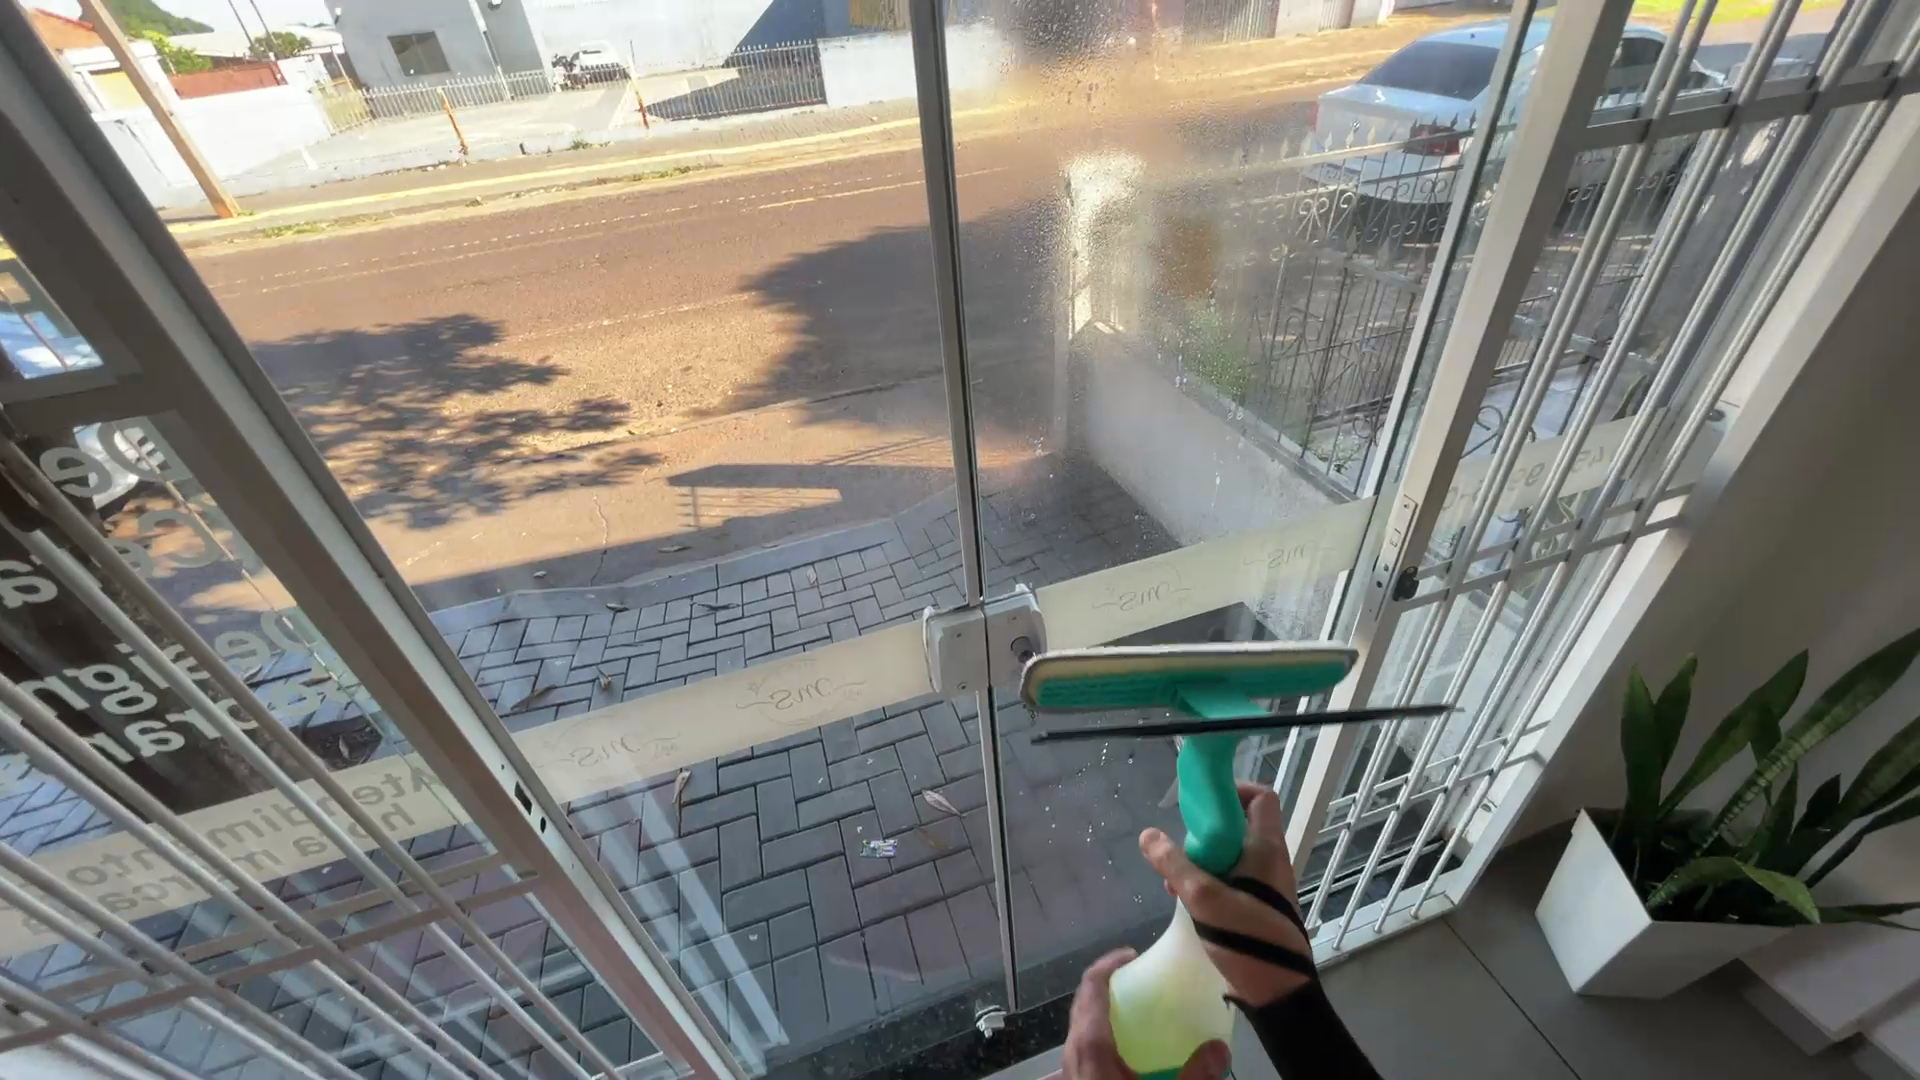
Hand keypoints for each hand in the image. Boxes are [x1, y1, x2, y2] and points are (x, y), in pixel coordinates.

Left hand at [1062, 948, 1230, 1079]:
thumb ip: (1197, 1075)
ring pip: (1079, 1030)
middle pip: (1082, 1005)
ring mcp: (1070, 1076)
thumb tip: (1219, 1046)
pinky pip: (1081, 1054)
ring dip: (1099, 1014)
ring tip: (1129, 1014)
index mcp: (1091, 1047)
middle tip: (1134, 980)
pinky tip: (1121, 1056)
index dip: (1109, 963)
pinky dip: (1097, 1040)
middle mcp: (1073, 1056)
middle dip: (1104, 986)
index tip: (1132, 954)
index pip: (1092, 987)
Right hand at [1140, 781, 1314, 1006]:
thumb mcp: (1203, 897)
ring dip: (1201, 859)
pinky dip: (1209, 879)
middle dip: (1204, 830)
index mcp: (1266, 848)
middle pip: (1237, 824)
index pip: (1260, 796)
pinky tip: (1186, 900)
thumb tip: (1147, 834)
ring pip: (1230, 853)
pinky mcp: (1260, 905)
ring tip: (1176, 880)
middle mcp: (1270, 860)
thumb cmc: (1248, 940)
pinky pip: (1232, 877)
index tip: (1203, 801)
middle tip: (1181, 845)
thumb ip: (1173, 863)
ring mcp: (1266, 884)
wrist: (1280, 996)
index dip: (1233, 789)